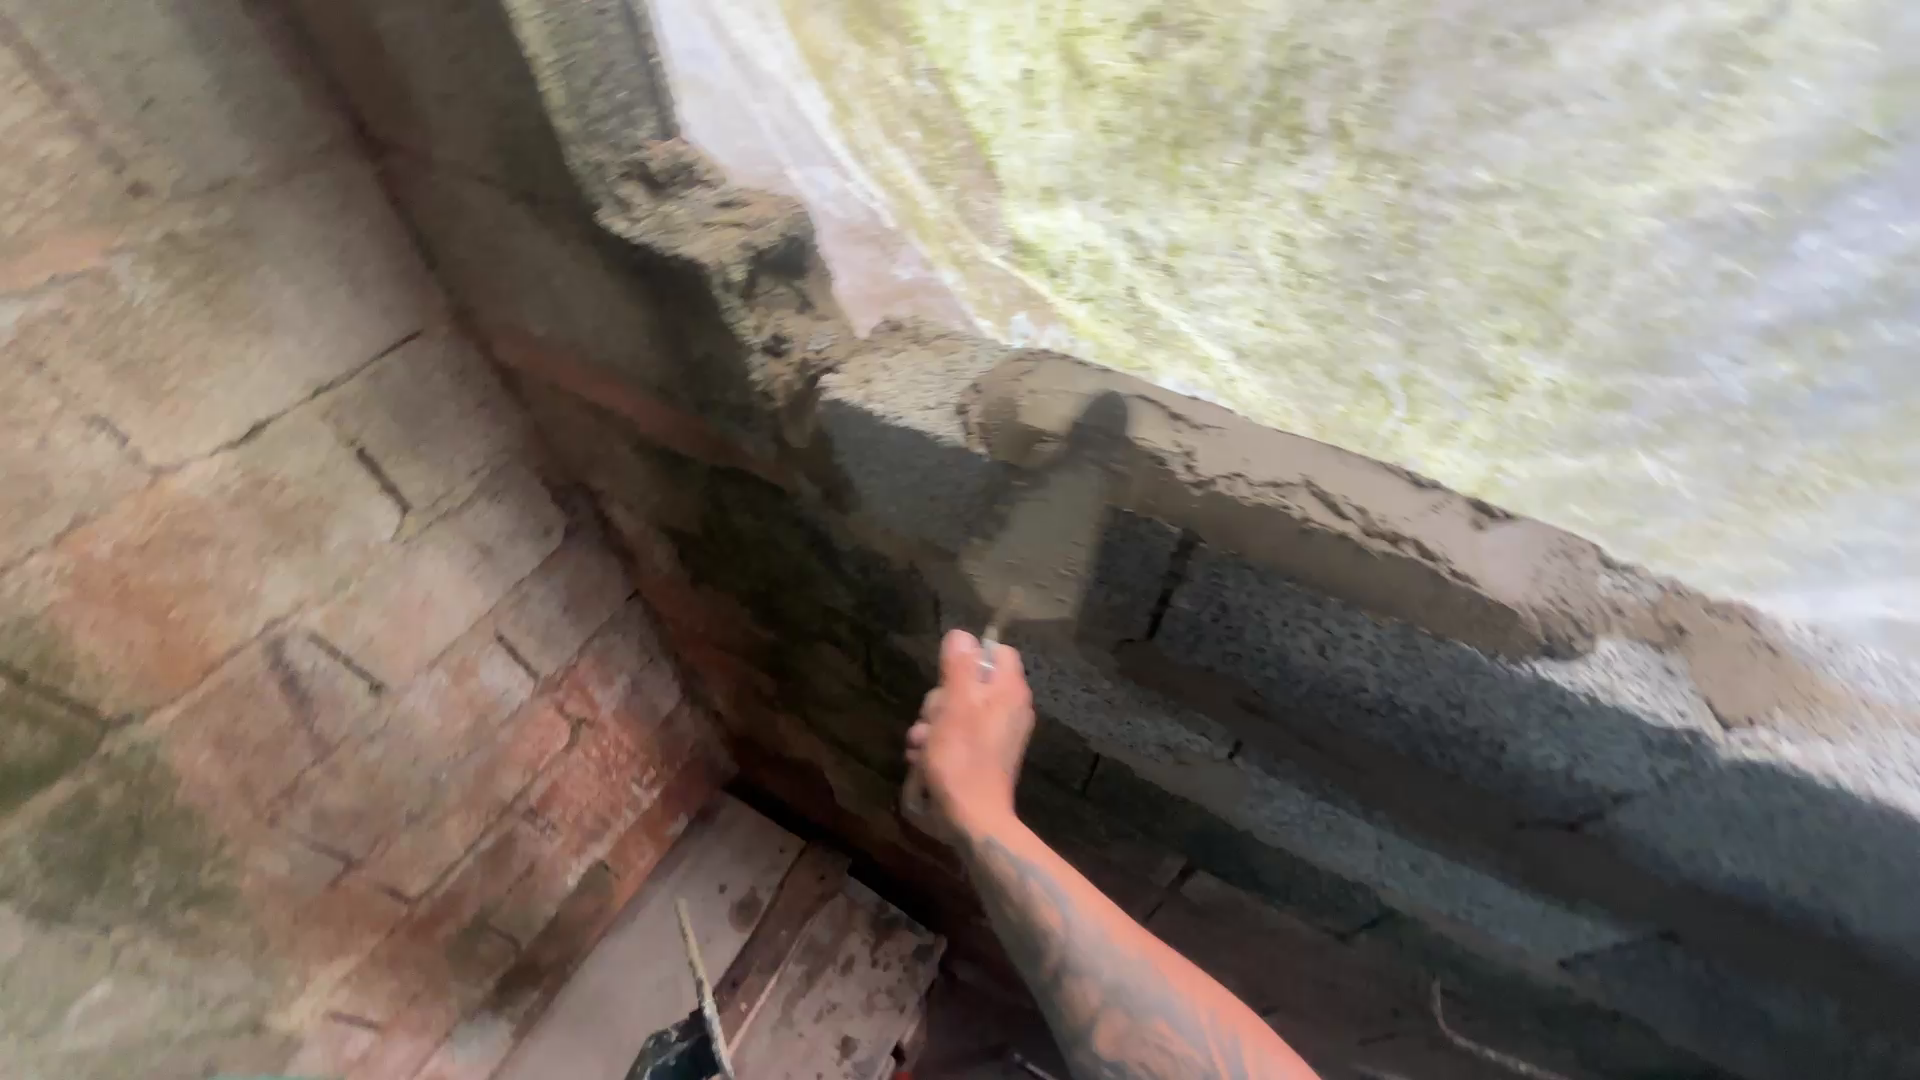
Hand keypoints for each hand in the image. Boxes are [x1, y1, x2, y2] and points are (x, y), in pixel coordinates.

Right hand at [906, 629, 1034, 841]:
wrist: (974, 819)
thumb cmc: (962, 757)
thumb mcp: (955, 703)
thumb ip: (959, 665)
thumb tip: (962, 634)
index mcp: (1010, 690)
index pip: (997, 651)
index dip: (969, 656)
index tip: (946, 674)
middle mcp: (1011, 707)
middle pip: (971, 682)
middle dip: (940, 698)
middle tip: (930, 719)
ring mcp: (1000, 733)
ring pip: (959, 710)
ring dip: (933, 724)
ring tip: (920, 745)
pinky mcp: (987, 755)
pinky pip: (961, 735)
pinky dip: (940, 743)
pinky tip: (923, 758)